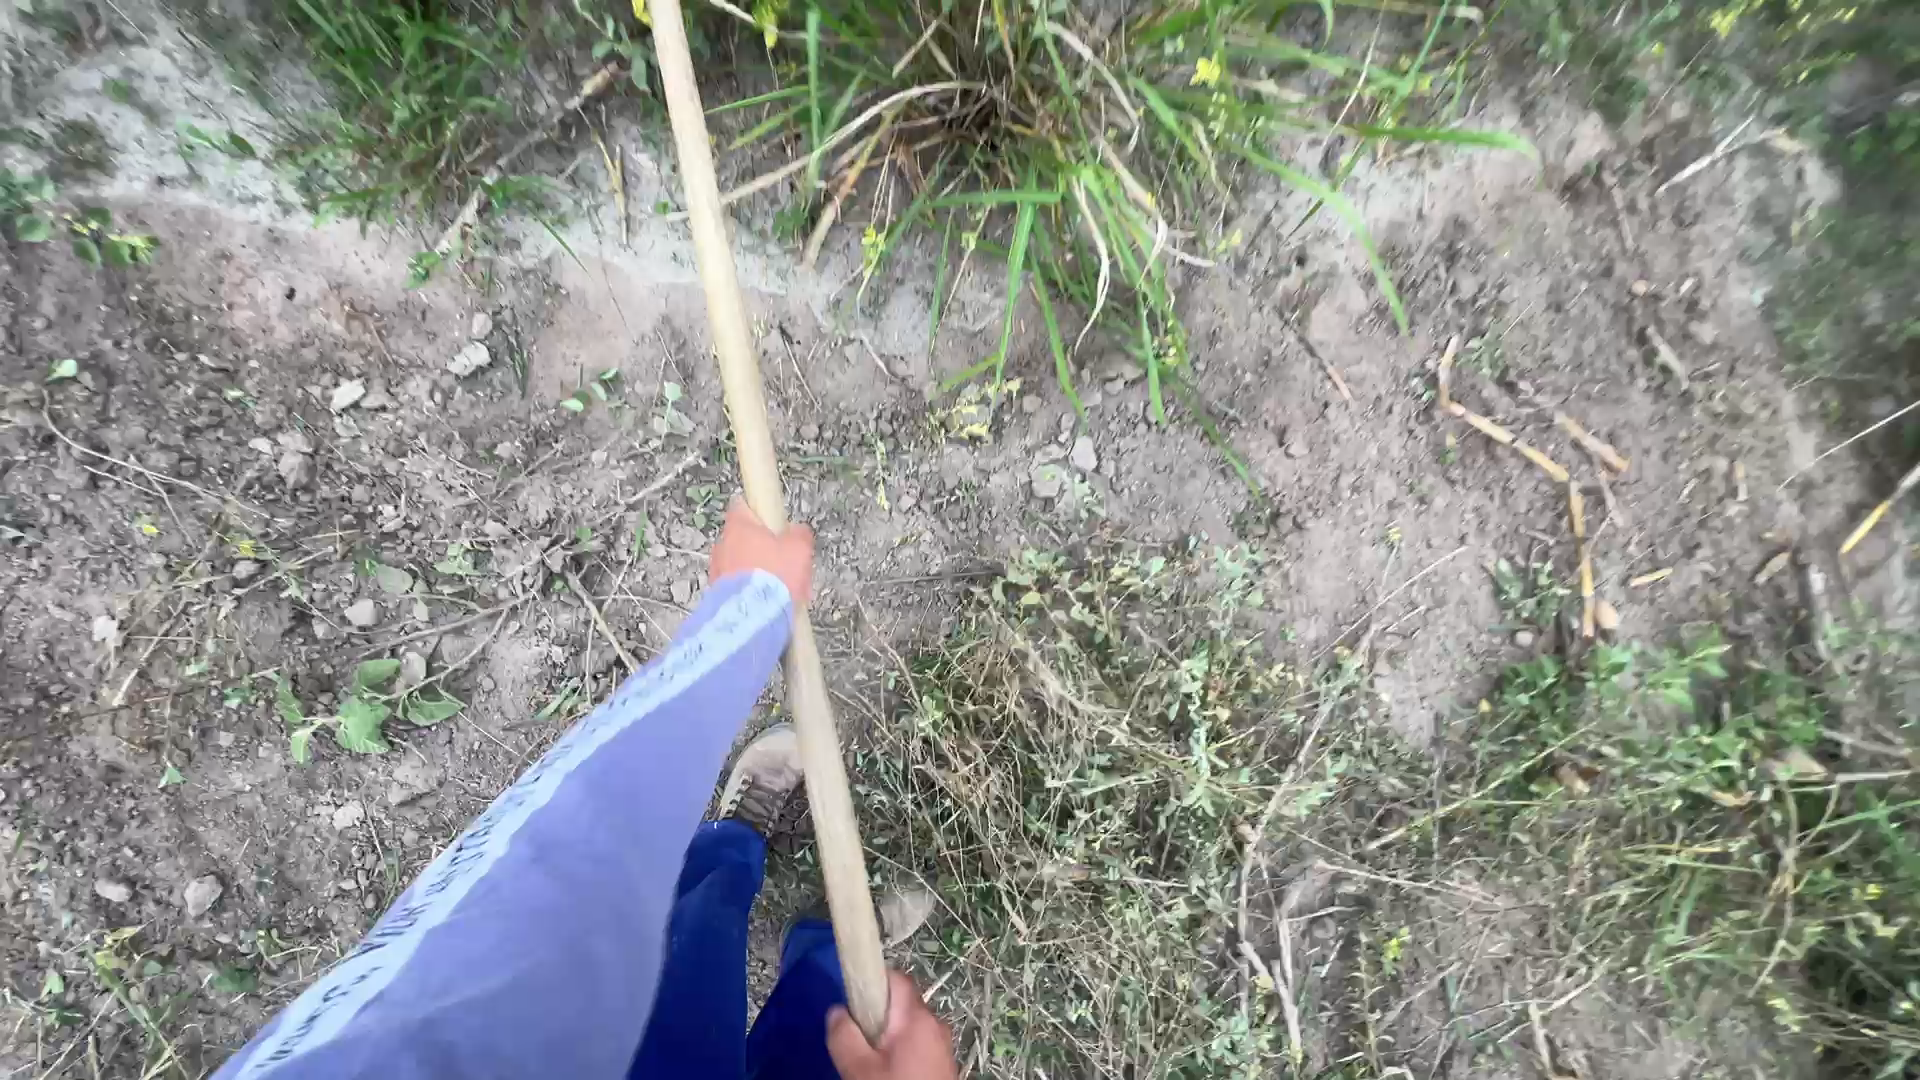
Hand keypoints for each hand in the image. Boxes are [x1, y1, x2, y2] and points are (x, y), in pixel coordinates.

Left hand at [708, 496, 813, 603]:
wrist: (752, 619)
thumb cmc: (775, 576)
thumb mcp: (800, 549)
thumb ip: (799, 534)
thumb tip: (797, 530)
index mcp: (739, 527)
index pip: (742, 505)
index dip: (759, 511)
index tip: (773, 521)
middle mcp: (722, 545)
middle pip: (742, 538)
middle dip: (761, 548)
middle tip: (783, 561)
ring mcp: (716, 571)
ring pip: (739, 563)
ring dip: (755, 571)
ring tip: (778, 588)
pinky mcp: (716, 594)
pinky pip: (736, 586)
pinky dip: (750, 591)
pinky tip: (767, 604)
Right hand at [825, 970, 957, 1079]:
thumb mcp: (860, 1071)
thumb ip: (844, 1037)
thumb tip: (836, 1010)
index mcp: (917, 1016)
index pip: (896, 978)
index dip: (872, 981)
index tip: (851, 1000)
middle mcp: (935, 1024)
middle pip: (901, 1006)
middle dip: (877, 1017)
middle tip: (856, 1041)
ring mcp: (942, 1046)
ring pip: (908, 1030)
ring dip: (888, 1040)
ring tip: (869, 1066)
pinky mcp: (943, 1067)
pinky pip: (918, 1048)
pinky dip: (901, 1055)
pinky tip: (888, 1077)